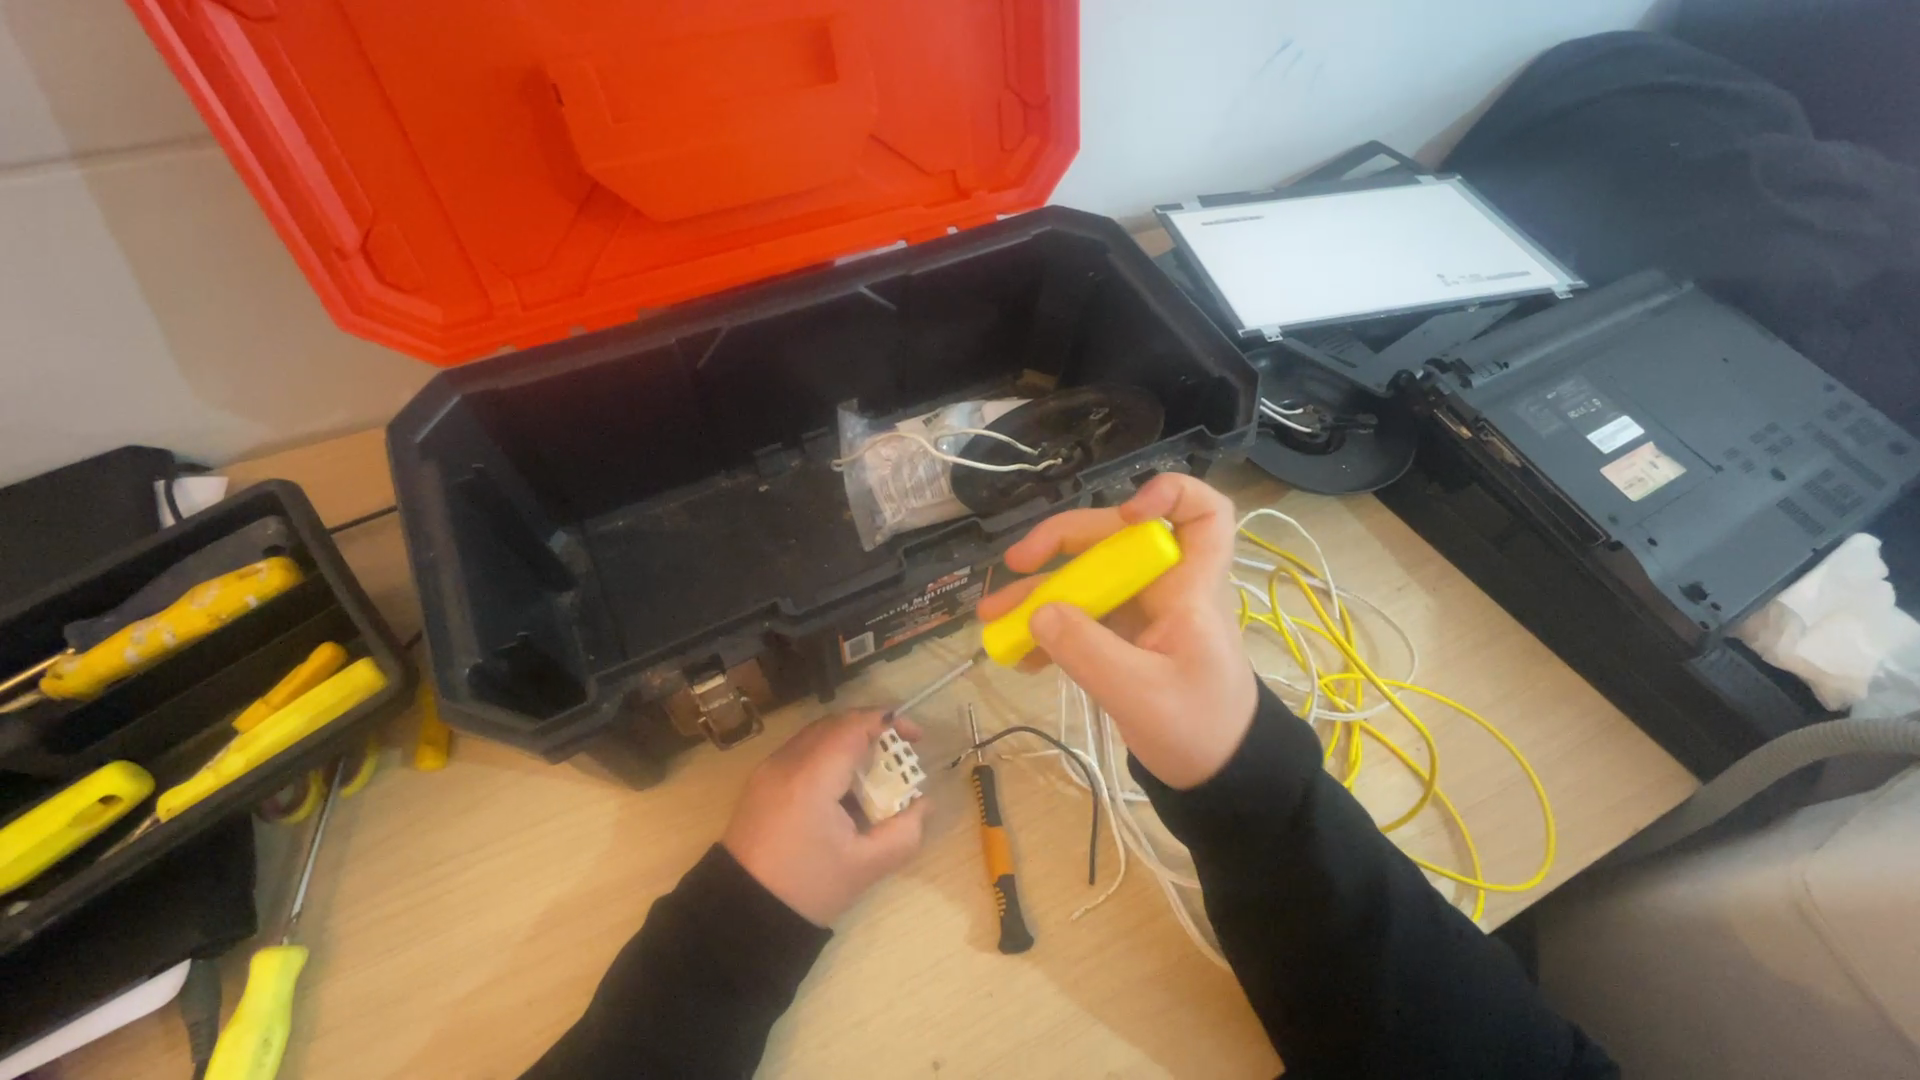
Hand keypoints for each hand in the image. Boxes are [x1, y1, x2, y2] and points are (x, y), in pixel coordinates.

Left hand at [723, 711, 929, 925]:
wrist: (741, 911)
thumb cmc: (806, 888)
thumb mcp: (865, 867)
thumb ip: (903, 832)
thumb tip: (923, 804)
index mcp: (812, 778)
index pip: (853, 727)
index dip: (889, 722)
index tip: (916, 737)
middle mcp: (787, 762)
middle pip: (835, 723)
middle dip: (872, 729)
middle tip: (901, 752)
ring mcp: (769, 769)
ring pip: (817, 734)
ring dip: (850, 740)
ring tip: (877, 768)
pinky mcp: (761, 781)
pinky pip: (801, 750)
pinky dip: (829, 754)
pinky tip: (845, 785)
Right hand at [977, 474, 1256, 788]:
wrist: (1218, 779)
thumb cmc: (1199, 731)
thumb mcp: (1141, 694)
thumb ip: (1087, 651)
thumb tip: (1039, 612)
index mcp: (1188, 589)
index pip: (1203, 514)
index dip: (1168, 496)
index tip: (1124, 515)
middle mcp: (1163, 589)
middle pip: (1114, 540)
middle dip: (1061, 545)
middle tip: (1014, 564)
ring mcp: (1140, 615)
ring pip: (1086, 581)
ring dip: (1038, 594)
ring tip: (992, 618)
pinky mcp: (1122, 641)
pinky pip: (1080, 621)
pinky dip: (1048, 633)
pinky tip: (1017, 657)